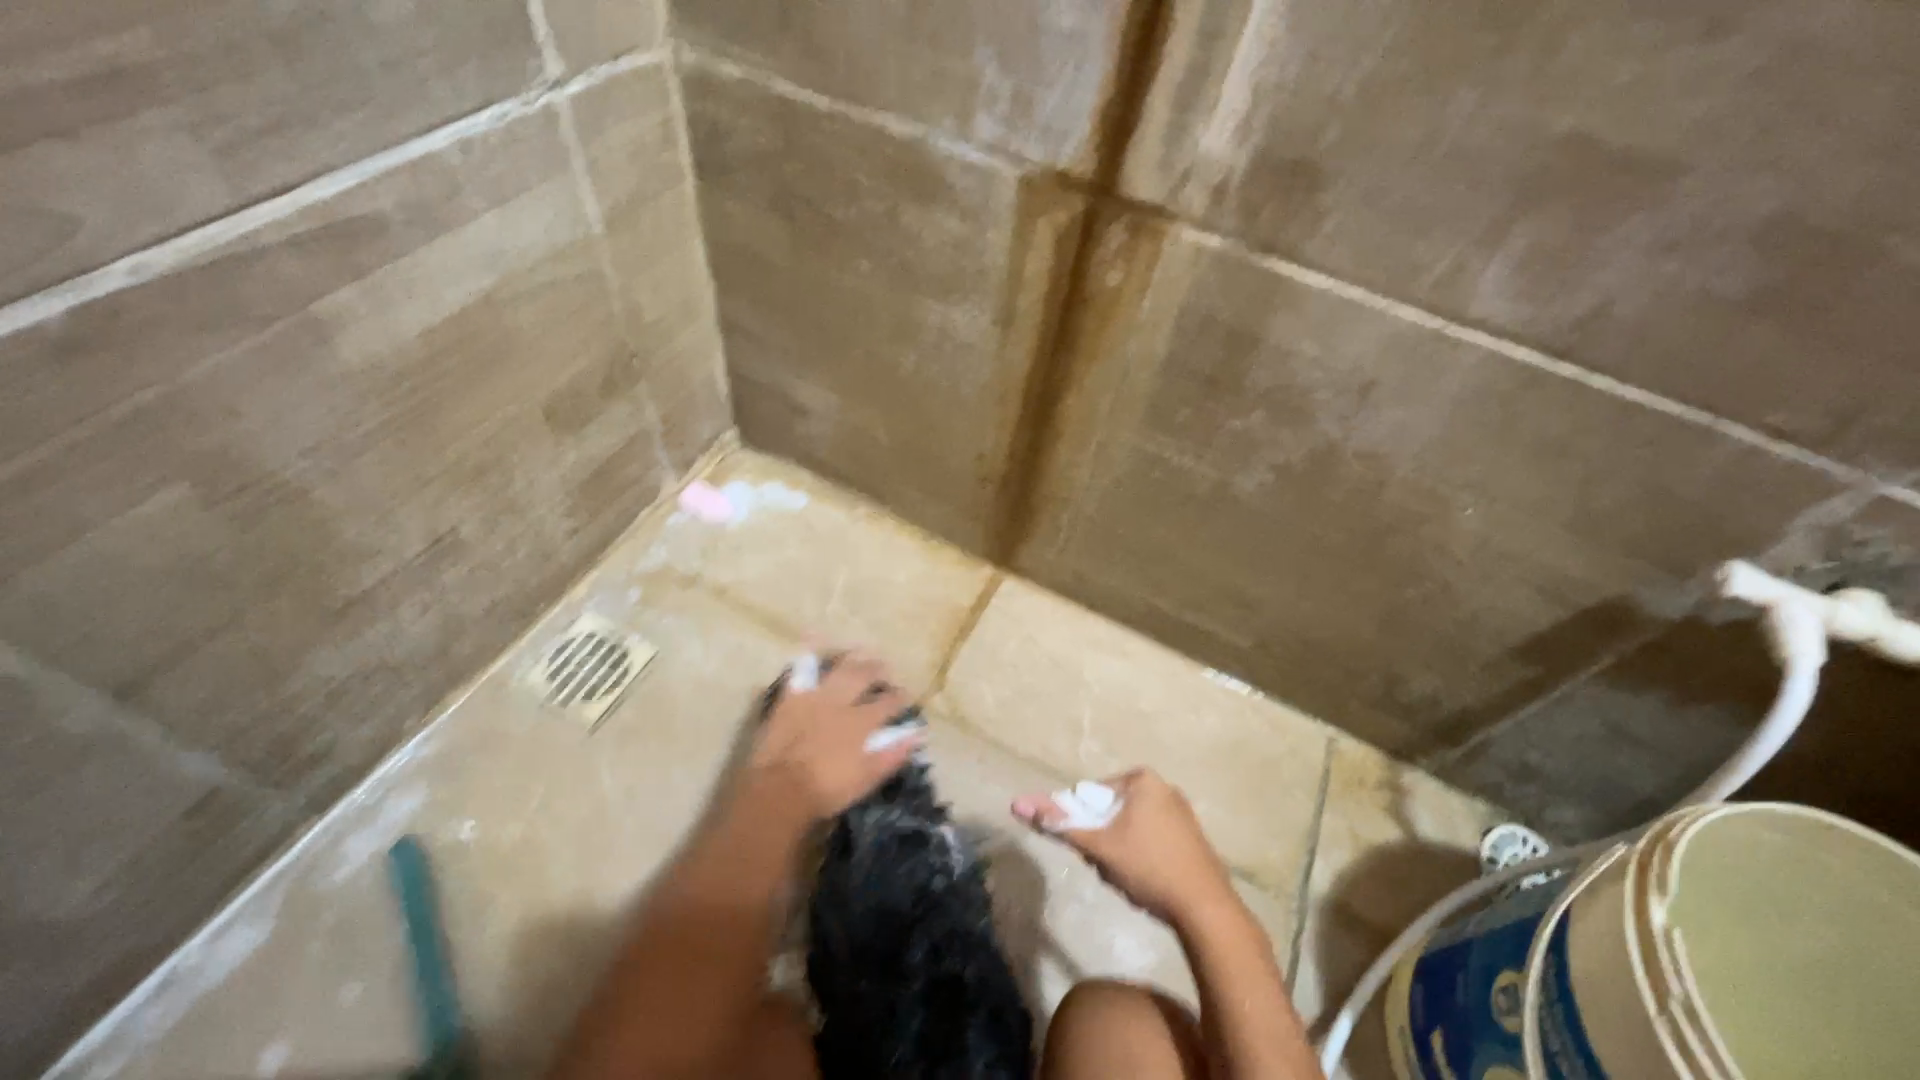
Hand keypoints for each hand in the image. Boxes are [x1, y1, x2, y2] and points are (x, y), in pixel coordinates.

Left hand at [749, 652, 921, 821]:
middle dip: (877, 670)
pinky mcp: (790, 698)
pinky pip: (800, 670)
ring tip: (858, 653)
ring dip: (850, 659)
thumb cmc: (826, 791)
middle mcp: (840, 702)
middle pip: (864, 677)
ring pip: (836, 669)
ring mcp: (813, 697)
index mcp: (862, 722)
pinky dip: (808, 655)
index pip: (888, 703)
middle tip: (884, 667)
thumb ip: (893, 754)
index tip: (906, 695)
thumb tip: (917, 734)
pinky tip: (812, 640)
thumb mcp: (867, 778)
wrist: (779, 790)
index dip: (900, 698)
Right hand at [1012, 769, 1236, 926]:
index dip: (1081, 822)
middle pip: (1110, 811)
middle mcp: (1164, 787)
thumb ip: (1060, 824)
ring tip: (1126, 877)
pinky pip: (1150, 839)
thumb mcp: (1099, 846)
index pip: (1090, 794)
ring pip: (1128, 828)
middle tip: (1106, 866)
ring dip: (1118, 850)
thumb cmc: (1148, 867)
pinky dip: (1139, 855)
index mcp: (1143, 780)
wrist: (1205, 907)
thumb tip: (1017, 804)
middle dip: (1101, 839)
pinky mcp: (1191, 837)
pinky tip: (1144, 880)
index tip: (1088, 849)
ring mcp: (1182, 812)